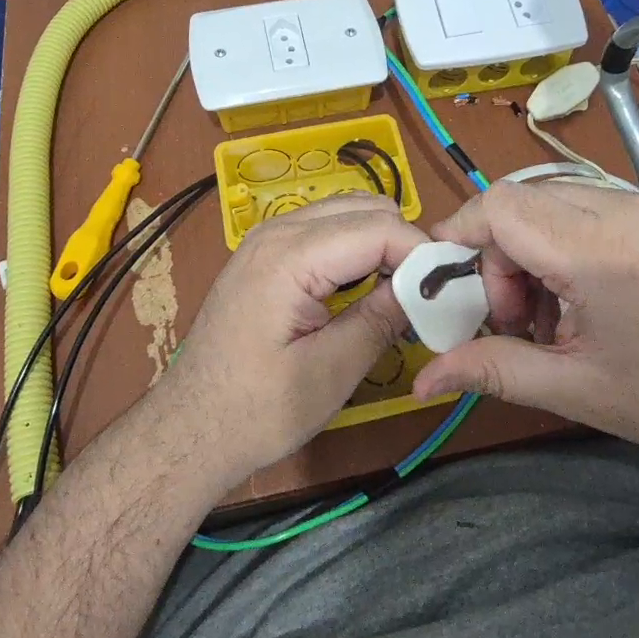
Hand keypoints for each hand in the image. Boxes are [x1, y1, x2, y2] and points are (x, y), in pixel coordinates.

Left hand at [157, 193, 427, 482]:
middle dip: (403, 243)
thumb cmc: (257, 410)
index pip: (378, 227)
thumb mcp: (331, 371)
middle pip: (365, 209)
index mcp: (290, 256)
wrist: (190, 428)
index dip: (421, 253)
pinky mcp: (265, 253)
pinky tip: (365, 289)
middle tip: (427, 294)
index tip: (448, 291)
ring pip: (347, 213)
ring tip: (401, 294)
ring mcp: (266, 238)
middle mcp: (277, 231)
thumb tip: (428, 286)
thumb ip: (381, 317)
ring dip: (380, 243)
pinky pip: (325, 230)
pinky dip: (355, 249)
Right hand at [410, 181, 638, 482]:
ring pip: (548, 203)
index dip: (460, 236)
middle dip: (497, 256)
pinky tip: (580, 299)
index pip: (500, 207)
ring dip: (528, 252)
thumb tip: (422, 378)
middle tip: (515, 319)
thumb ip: (493, 370)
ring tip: (550, 317)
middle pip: (520, 202)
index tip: (451, 286)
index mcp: (599, 252)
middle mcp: (621, 209)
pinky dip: (559, 246)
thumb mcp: (577, 389)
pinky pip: (582, 210)